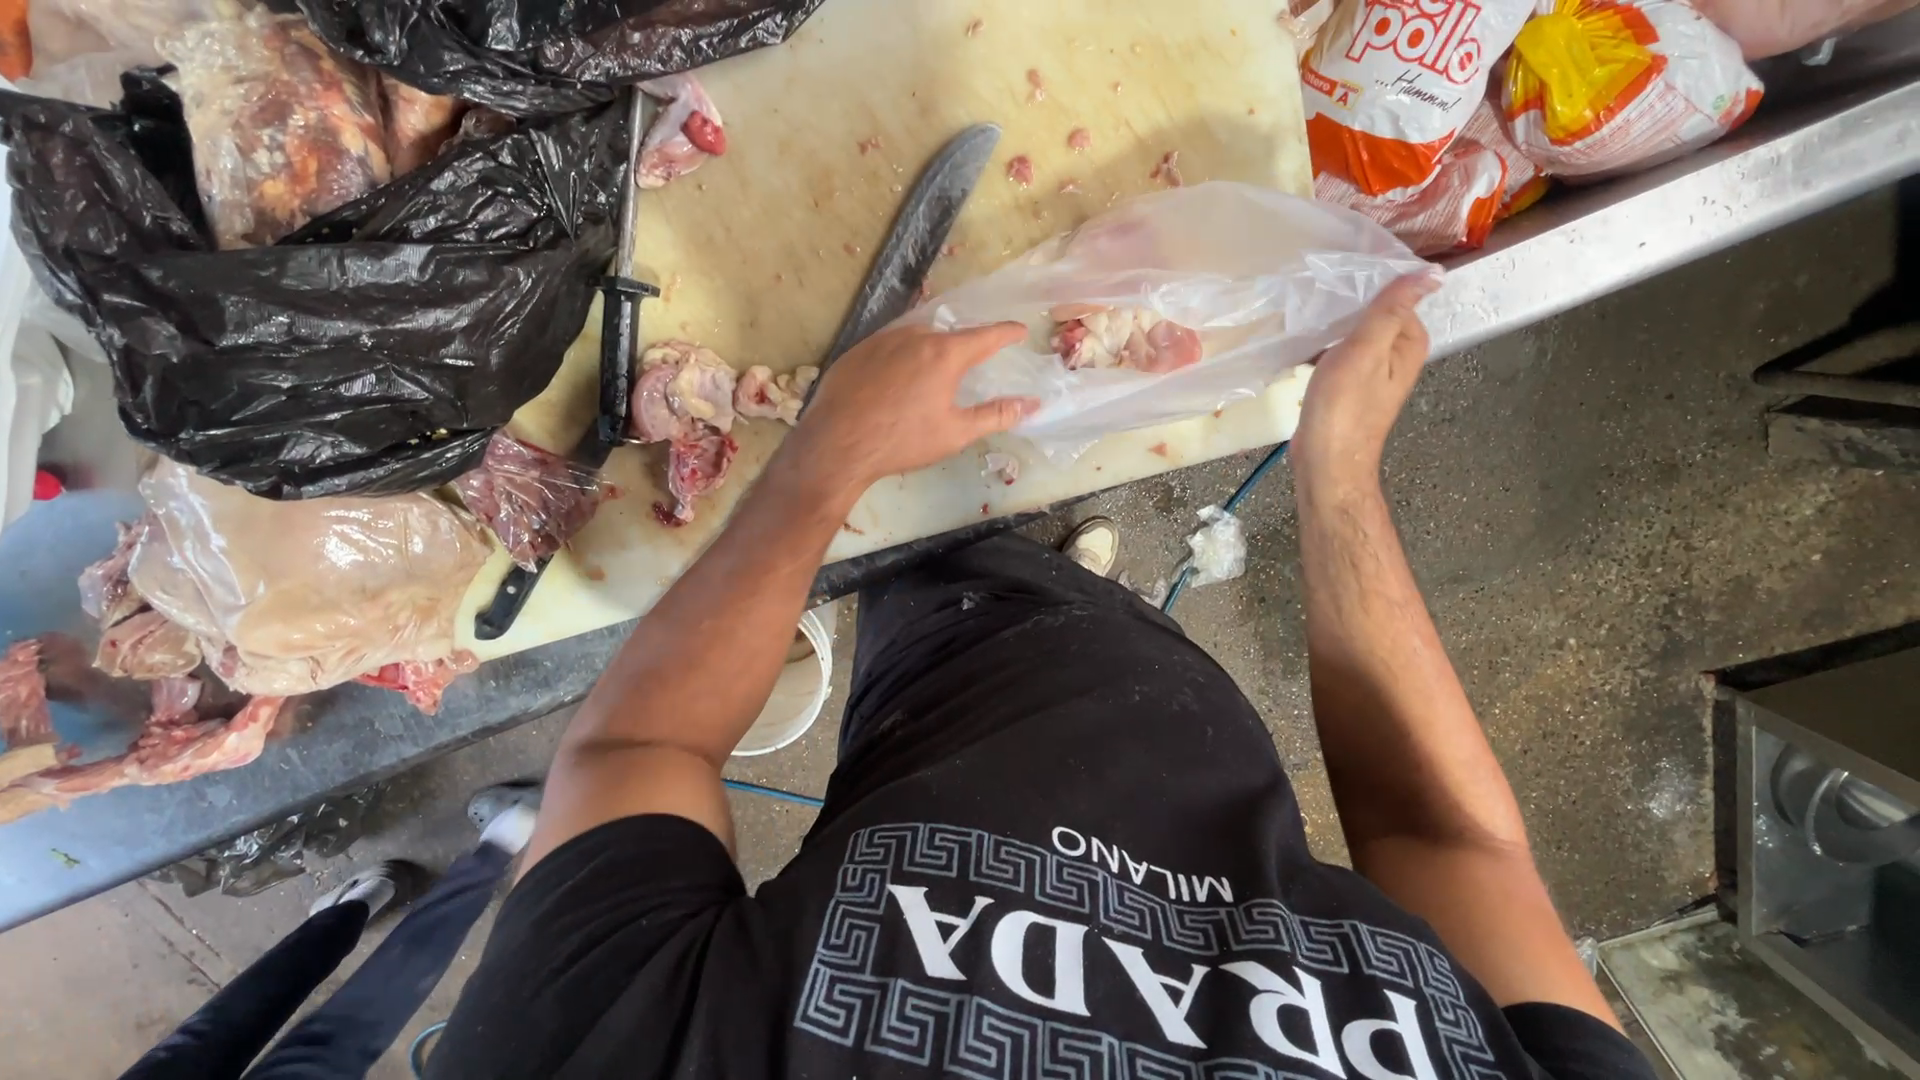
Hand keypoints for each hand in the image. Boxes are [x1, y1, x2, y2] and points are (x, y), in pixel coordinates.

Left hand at [786, 322, 1038, 494]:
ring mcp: (881, 340)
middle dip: (964, 344)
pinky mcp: (856, 351)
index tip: (1019, 330)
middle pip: (949, 333)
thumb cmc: (901, 441)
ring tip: (933, 370)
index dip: (1006, 333)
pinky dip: (901, 356)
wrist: (836, 444)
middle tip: (973, 360)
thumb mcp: (955, 433)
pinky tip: (897, 380)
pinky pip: (888, 346)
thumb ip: (996, 415)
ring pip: (916, 336)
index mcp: (944, 354)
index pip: (986, 336)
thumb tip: (1031, 404)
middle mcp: (914, 336)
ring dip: (930, 348)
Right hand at [1291, 273, 1439, 490]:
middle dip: (1346, 309)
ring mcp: (1372, 375)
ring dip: (1331, 330)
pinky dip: (1322, 351)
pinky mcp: (1348, 389)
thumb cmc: (1344, 408)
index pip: (1394, 298)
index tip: (1336, 282)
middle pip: (1372, 316)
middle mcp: (1397, 357)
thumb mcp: (1366, 350)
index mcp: (1409, 344)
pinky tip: (1303, 351)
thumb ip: (1392, 309)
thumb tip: (1432, 272)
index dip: (1366, 289)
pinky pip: (1338, 357)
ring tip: (1306, 322)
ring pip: (1353, 337)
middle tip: (1315, 301)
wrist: (1325, 462)